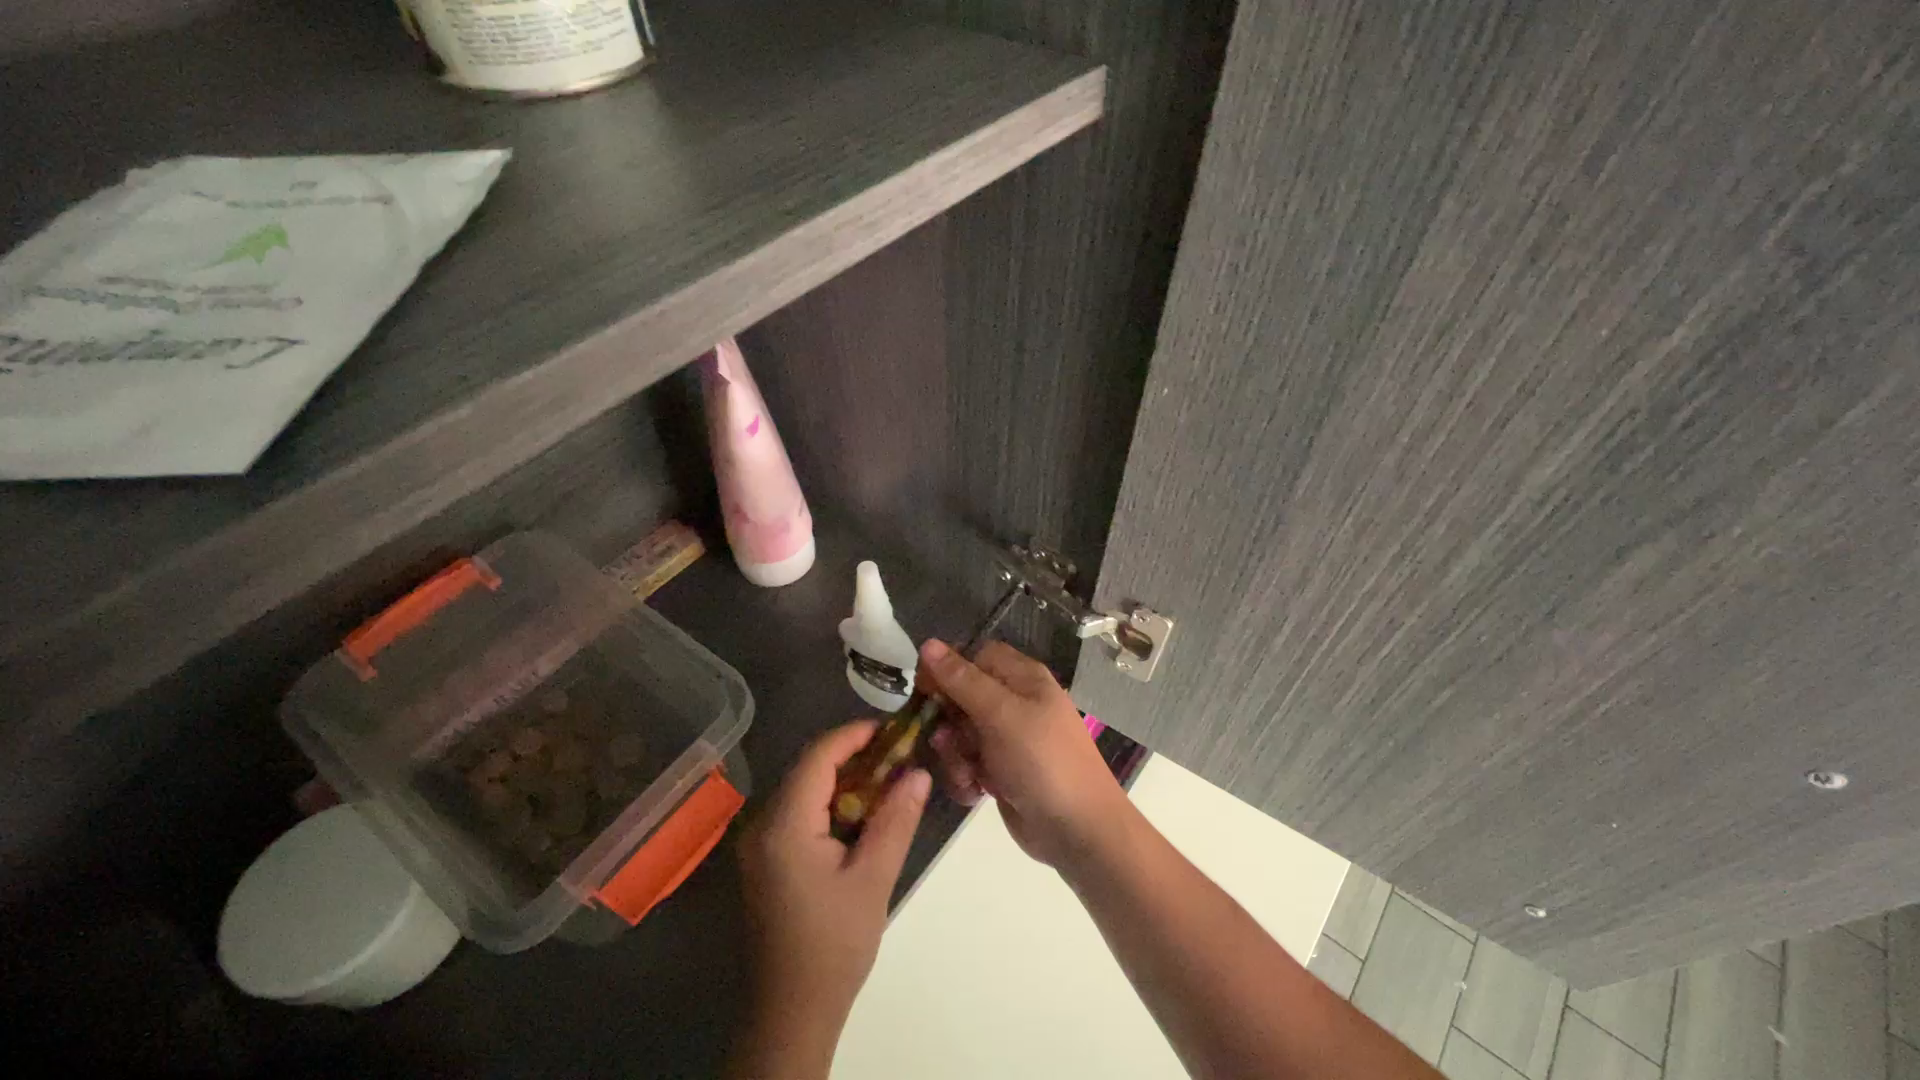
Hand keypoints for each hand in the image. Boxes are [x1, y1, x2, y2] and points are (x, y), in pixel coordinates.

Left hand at [737, 721, 930, 1017]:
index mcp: (784, 826)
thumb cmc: (834, 944)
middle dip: (852, 755)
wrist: (792, 1008)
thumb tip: (918, 772)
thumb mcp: (873, 879)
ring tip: (887, 778)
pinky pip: (796, 814)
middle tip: (898, 753)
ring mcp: (758, 844)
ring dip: (842, 779)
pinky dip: (828, 804)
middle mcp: (761, 825)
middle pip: (806, 770)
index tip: (892, 728)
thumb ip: (895, 820)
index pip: (817, 758)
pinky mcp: (763, 860)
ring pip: (802, 791)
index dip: (854, 735)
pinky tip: (859, 813)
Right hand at [920, 639, 1131, 867]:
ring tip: (967, 774)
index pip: (976, 656)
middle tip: (948, 740)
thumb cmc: (1041, 760)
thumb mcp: (1000, 714)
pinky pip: (969, 763)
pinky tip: (974, 792)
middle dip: (948, 721)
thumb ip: (962, 680)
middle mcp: (1015, 703)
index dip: (948, 669)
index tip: (924, 689)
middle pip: (962, 697)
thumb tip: (929, 643)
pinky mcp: (1002, 772)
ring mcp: (1008, 740)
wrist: (1076, 829)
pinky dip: (965, 776)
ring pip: (960, 733)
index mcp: (1023, 678)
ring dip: (954, 754)